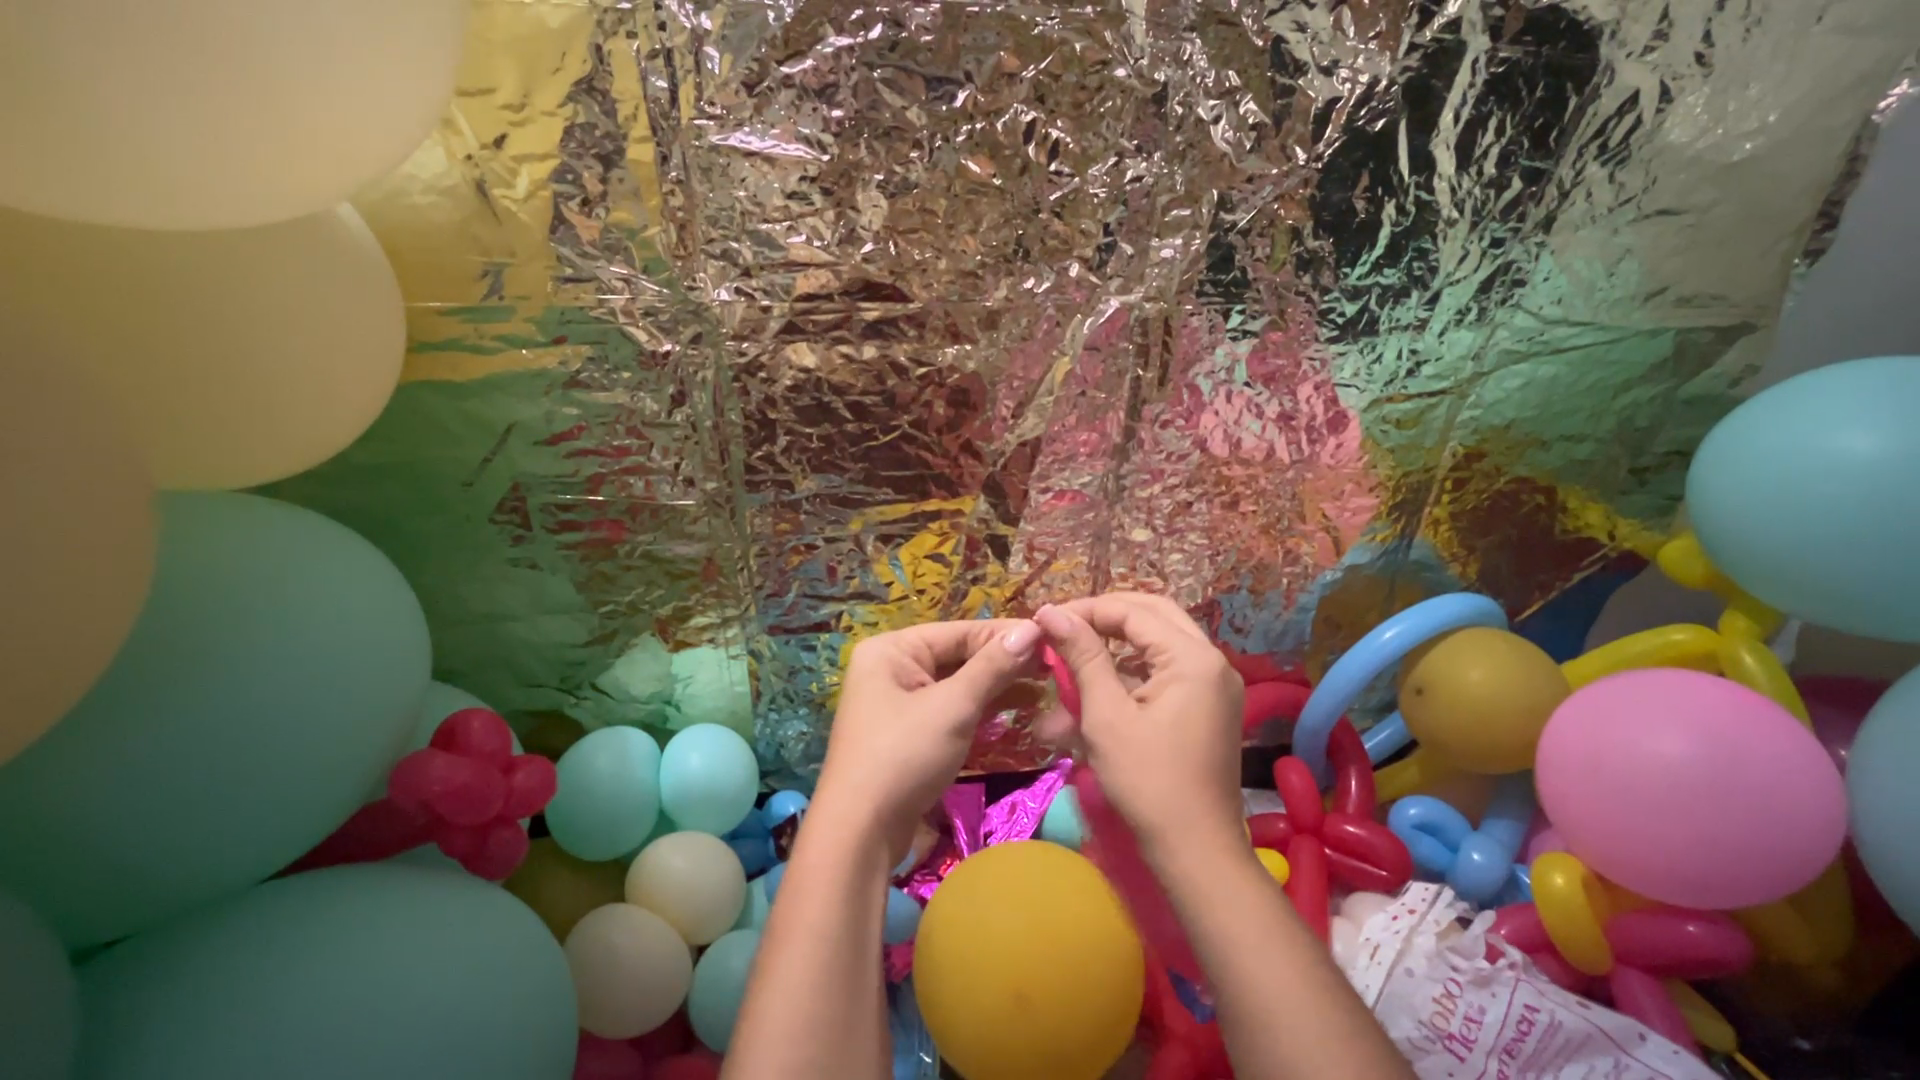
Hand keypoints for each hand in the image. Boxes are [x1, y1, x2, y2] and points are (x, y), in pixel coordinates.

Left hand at [814, 618, 1042, 858]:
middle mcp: (893, 668)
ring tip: (1046, 687)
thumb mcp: (953, 707)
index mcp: (892, 649)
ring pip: (958, 685)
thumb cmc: (904, 756)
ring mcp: (900, 703)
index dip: (1007, 635)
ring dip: (999, 687)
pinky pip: (952, 710)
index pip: (960, 631)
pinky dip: (983, 710)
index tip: (1054, 638)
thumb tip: (1033, 629)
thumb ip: (993, 666)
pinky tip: (1020, 710)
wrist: (861, 831)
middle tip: (1056, 665)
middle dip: (1005, 662)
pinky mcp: (911, 734)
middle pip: (959, 656)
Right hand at [1035, 594, 1245, 860]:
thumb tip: (1051, 611)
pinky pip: (1165, 675)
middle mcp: (1212, 661)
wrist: (1196, 851)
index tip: (1043, 620)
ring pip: (1157, 646)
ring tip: (1070, 663)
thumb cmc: (1147, 782)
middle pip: (1151, 617)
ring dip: (1113, 650)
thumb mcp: (1106, 715)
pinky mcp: (1208, 708)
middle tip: (1061, 629)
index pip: (1132, 611)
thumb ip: (1083, 656)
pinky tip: (1093, 695)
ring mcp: (1215, 686)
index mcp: (1193, 657)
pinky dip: (1129, 678)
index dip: (1084, 610)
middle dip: (1102, 620)